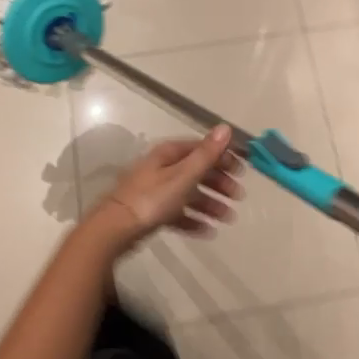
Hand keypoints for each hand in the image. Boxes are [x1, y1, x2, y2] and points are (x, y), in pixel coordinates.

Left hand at [96, 125, 244, 245]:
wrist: (115, 228)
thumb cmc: (152, 199)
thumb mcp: (183, 176)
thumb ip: (206, 154)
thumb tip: (225, 127)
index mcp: (169, 154)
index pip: (202, 149)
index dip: (223, 157)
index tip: (242, 172)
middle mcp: (163, 168)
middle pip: (197, 171)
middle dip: (219, 183)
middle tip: (239, 197)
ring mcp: (156, 190)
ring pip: (189, 194)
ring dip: (211, 204)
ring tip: (228, 218)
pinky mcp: (152, 211)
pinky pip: (178, 212)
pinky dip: (194, 219)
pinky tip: (208, 231)